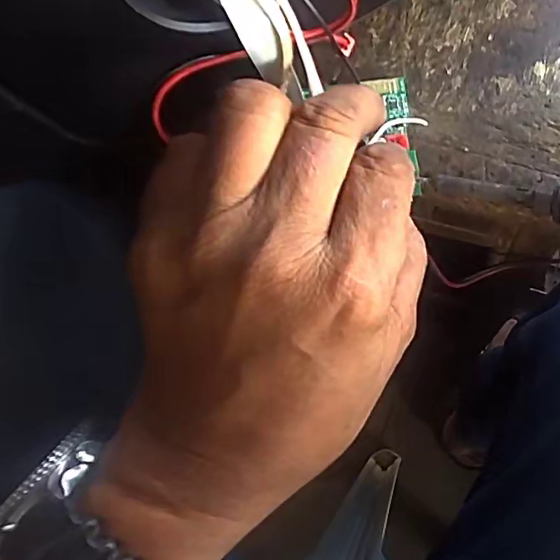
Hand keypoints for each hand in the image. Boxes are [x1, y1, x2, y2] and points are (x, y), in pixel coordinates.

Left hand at [86, 82, 425, 559]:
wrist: (208, 452)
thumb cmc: (320, 404)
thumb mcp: (395, 338)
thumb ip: (403, 255)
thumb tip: (391, 189)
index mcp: (354, 282)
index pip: (385, 171)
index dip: (393, 158)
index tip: (385, 169)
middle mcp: (283, 245)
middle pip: (324, 125)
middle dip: (354, 107)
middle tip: (358, 115)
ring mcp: (209, 234)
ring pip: (251, 109)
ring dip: (287, 109)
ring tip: (296, 133)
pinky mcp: (156, 235)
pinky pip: (192, 147)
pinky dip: (226, 147)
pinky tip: (242, 177)